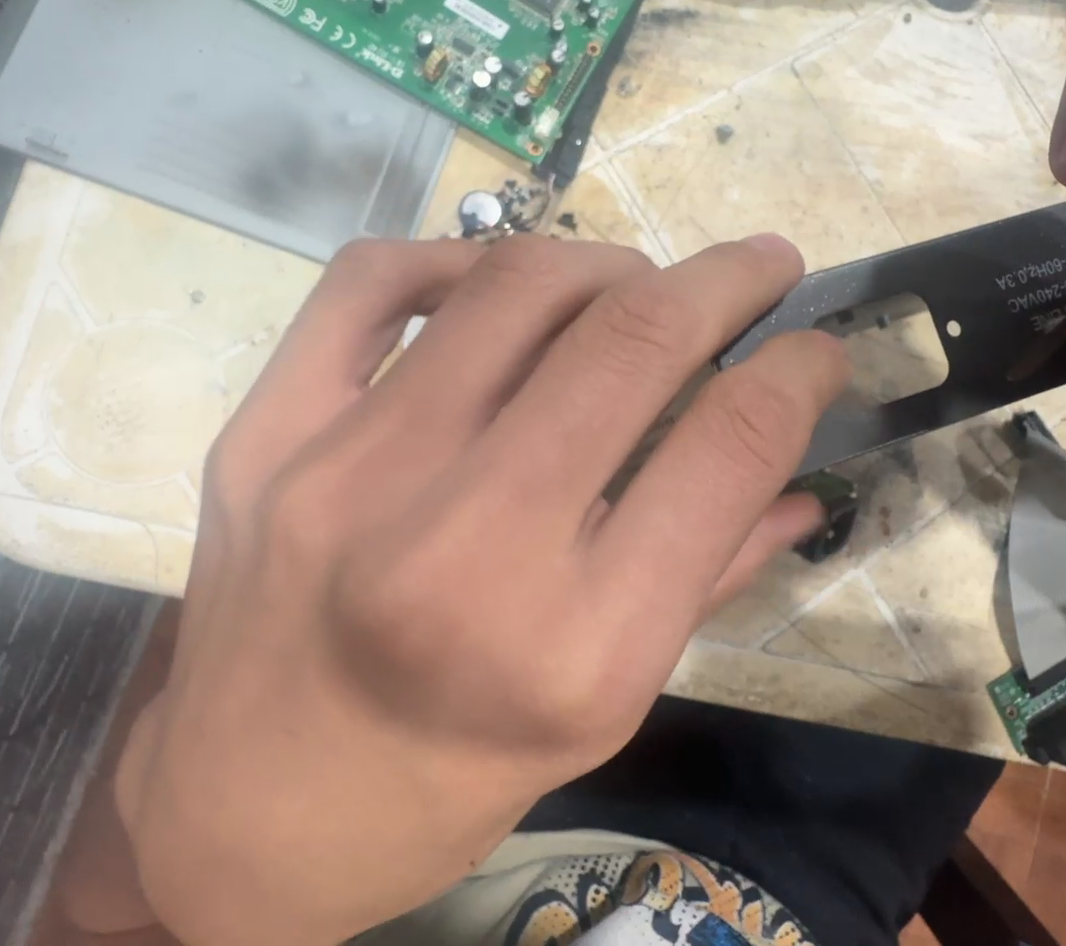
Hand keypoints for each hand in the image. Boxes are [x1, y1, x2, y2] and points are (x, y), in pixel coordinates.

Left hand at [112, 235, 848, 945]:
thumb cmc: (446, 780)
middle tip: (762, 266)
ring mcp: (346, 474)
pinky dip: (458, 258)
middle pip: (632, 343)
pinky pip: (372, 280)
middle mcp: (461, 547)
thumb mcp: (601, 712)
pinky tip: (497, 284)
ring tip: (637, 285)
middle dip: (727, 281)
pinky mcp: (267, 434)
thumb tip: (799, 475)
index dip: (796, 374)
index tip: (816, 349)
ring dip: (608, 263)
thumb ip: (708, 579)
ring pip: (515, 287)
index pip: (726, 448)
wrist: (249, 807)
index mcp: (573, 648)